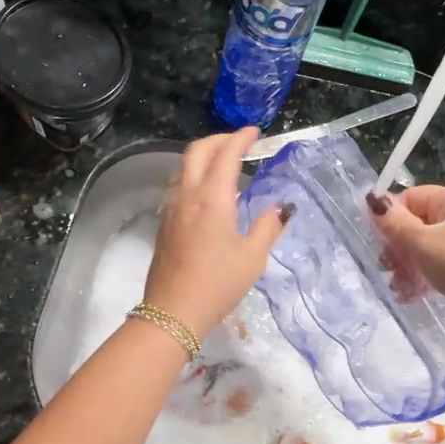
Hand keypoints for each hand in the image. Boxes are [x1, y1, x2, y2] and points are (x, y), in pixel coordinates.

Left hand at [144, 128, 288, 333]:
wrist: (174, 311)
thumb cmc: (219, 284)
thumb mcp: (253, 257)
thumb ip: (268, 227)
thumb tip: (280, 208)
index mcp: (212, 197)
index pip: (226, 154)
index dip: (241, 138)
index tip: (255, 132)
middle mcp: (187, 194)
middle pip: (197, 151)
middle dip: (219, 139)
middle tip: (238, 142)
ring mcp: (171, 208)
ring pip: (183, 167)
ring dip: (203, 156)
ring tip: (223, 164)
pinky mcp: (164, 223)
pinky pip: (178, 185)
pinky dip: (194, 175)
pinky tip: (206, 193)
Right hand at [369, 184, 444, 324]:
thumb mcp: (422, 242)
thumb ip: (395, 223)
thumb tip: (374, 200)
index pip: (410, 197)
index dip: (390, 216)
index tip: (377, 241)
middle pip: (418, 224)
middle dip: (397, 247)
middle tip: (386, 268)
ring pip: (427, 249)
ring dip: (407, 267)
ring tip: (399, 288)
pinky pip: (441, 266)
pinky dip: (425, 277)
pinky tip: (412, 296)